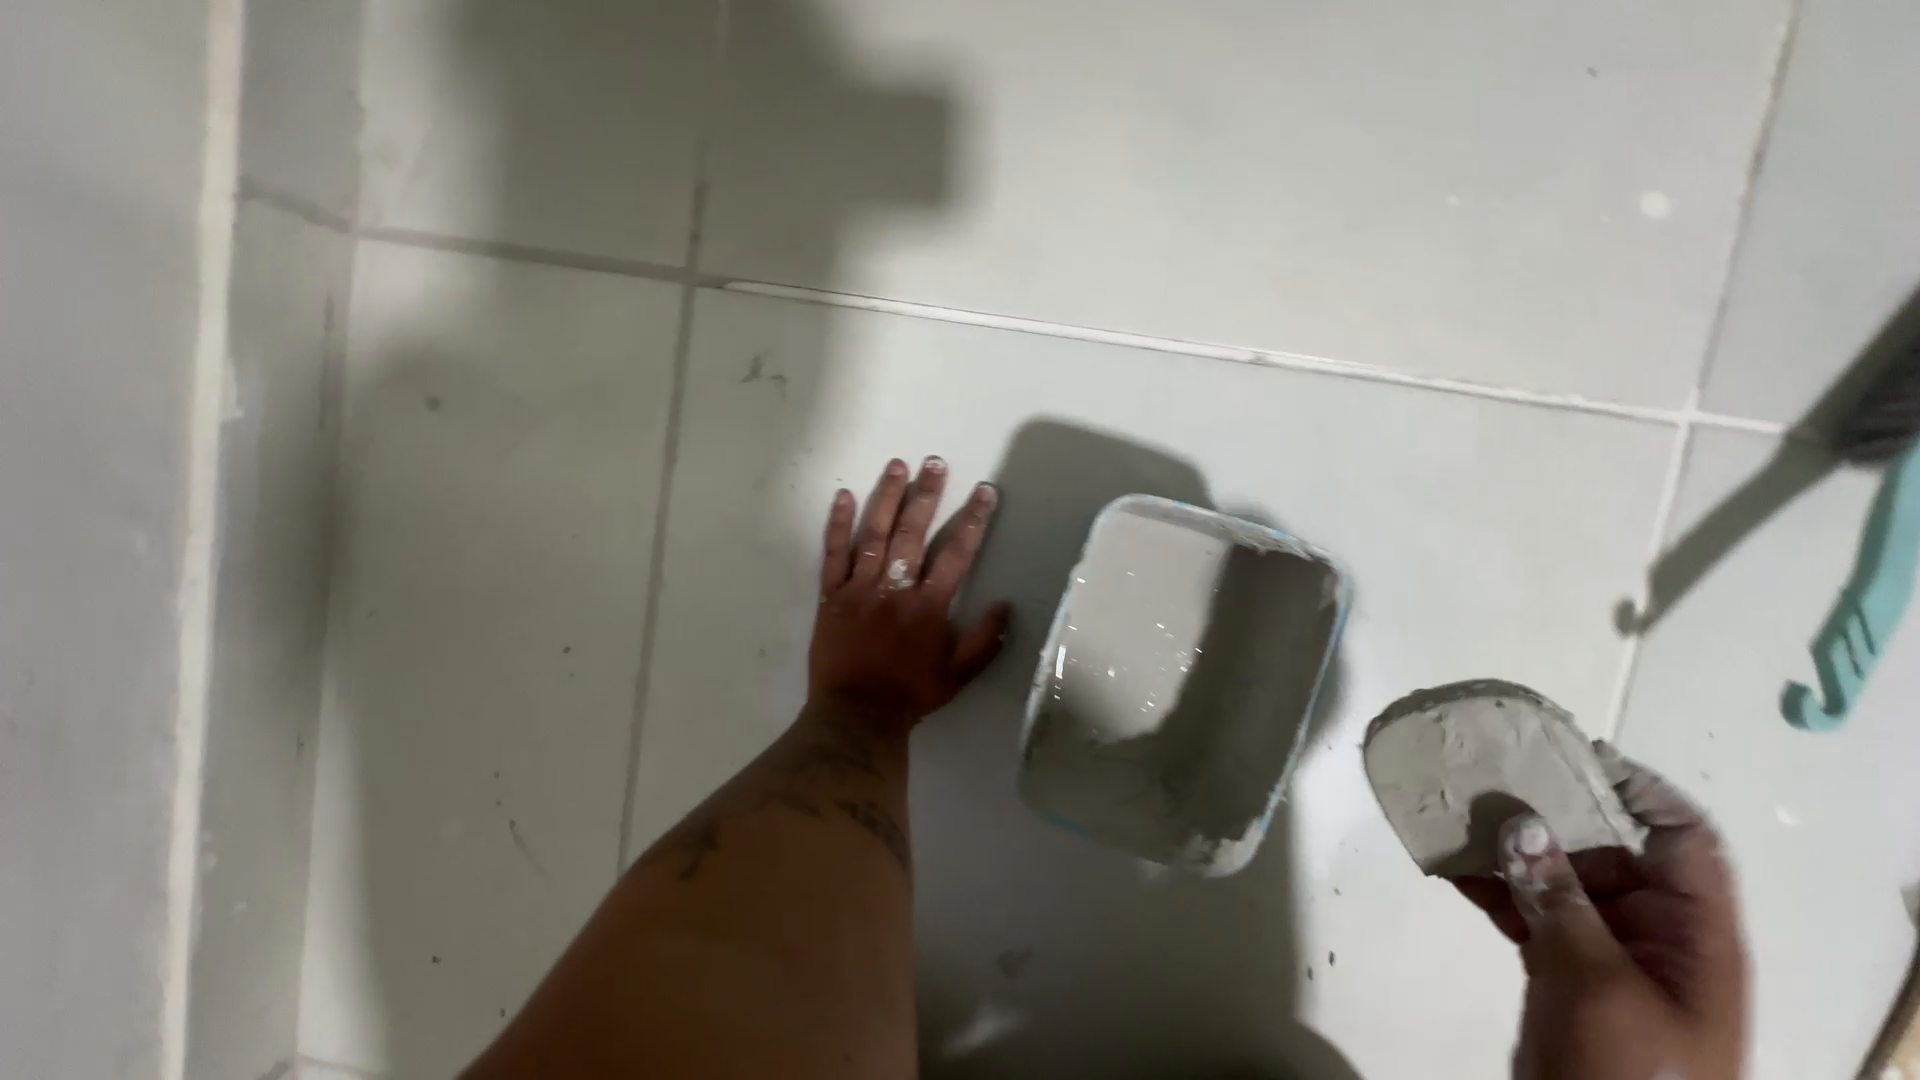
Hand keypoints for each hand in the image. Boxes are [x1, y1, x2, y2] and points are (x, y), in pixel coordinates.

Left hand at [808, 457, 1011, 729]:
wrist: (856, 713)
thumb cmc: (910, 694)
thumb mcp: (958, 675)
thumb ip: (984, 641)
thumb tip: (1005, 604)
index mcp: (929, 605)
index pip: (957, 553)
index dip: (973, 520)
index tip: (985, 492)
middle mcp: (896, 588)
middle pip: (914, 531)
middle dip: (927, 494)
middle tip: (935, 462)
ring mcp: (860, 588)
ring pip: (874, 533)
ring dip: (887, 497)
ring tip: (897, 465)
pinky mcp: (831, 596)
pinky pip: (833, 554)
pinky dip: (837, 524)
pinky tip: (843, 495)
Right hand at [1452, 745, 1747, 1079]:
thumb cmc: (1628, 1071)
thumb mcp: (1597, 981)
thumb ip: (1559, 900)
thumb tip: (1521, 823)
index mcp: (1692, 930)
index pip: (1680, 836)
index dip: (1636, 789)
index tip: (1567, 756)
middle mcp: (1651, 929)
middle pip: (1606, 847)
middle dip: (1548, 810)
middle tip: (1486, 773)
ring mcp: (1602, 947)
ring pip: (1555, 875)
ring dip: (1506, 846)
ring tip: (1452, 812)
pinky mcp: (1560, 966)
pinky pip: (1524, 908)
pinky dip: (1488, 885)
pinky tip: (1444, 865)